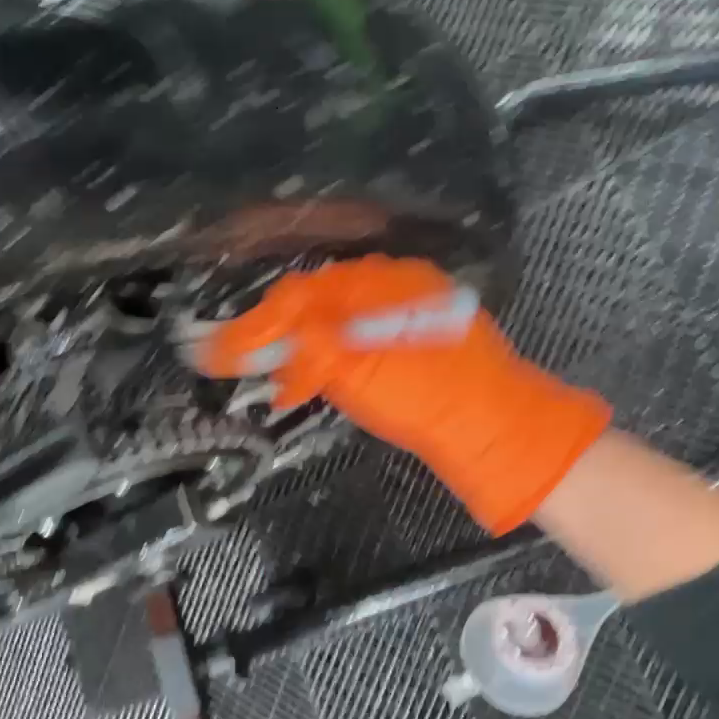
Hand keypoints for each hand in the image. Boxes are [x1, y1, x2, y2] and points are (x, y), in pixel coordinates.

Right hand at [200, 256, 610, 533]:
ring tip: (275, 382)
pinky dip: (329, 362)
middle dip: (274, 334)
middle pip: (316, 304)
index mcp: (382, 285)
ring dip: (299, 351)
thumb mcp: (362, 373)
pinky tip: (315, 382)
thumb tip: (263, 338)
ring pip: (336, 324)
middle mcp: (396, 289)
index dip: (256, 325)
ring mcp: (411, 317)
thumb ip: (308, 349)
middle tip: (239, 364)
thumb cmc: (430, 399)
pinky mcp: (418, 346)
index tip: (217, 350)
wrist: (501, 433)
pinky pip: (359, 341)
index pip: (302, 296)